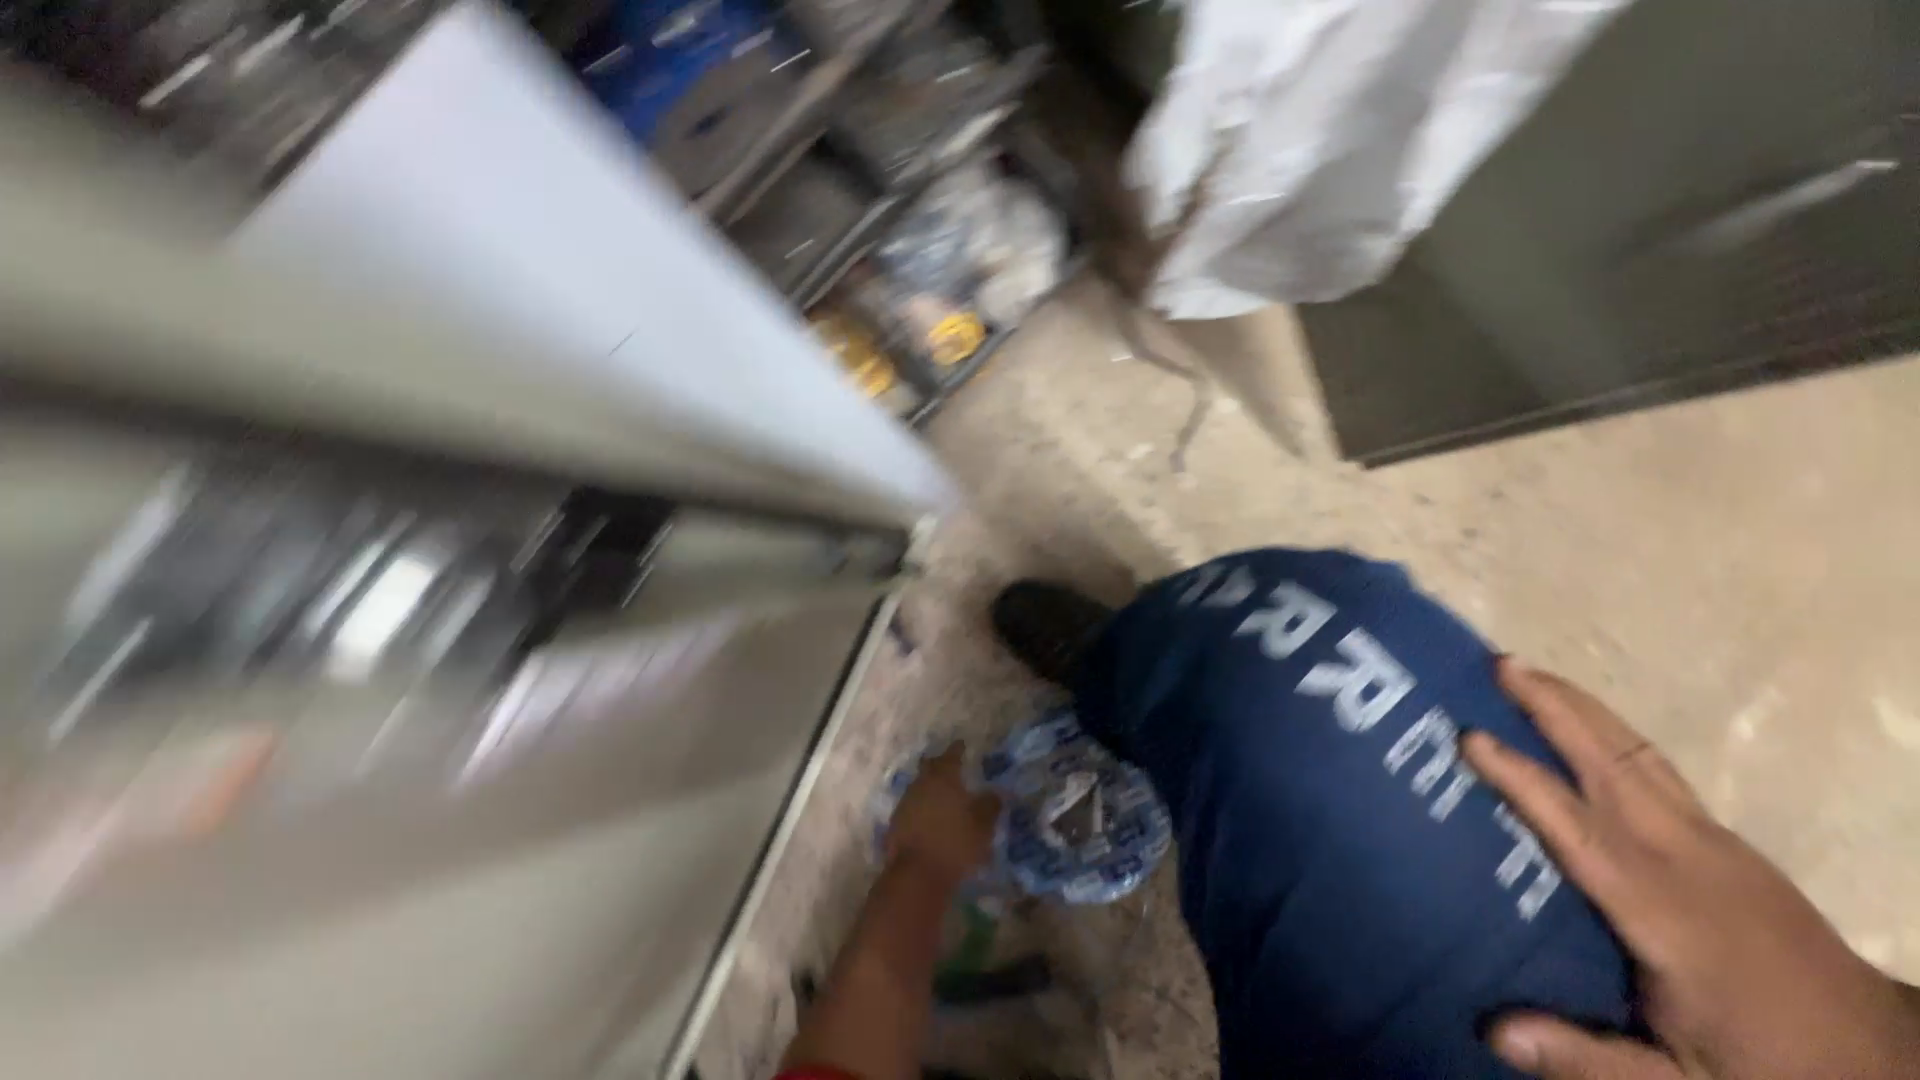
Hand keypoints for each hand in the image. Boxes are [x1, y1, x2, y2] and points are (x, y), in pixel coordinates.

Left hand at [887, 744, 1000, 886]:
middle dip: (938, 763)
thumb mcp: (983, 825)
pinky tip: (928, 817)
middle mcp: (921, 784)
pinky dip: (921, 807)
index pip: (951, 756)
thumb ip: (990, 805)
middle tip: (949, 764)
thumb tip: (996, 792)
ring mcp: (905, 803)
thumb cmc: (955, 844)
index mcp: (944, 779)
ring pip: (918, 786)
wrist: (916, 874)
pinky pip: (911, 807)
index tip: (962, 744)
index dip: (957, 749)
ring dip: (929, 787)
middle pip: (928, 767)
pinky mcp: (895, 824)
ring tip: (941, 793)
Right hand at [1461, 659, 1919, 1079]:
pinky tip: (1585, 732)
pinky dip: (1610, 735)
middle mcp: (1692, 860)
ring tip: (1532, 675)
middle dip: (1557, 708)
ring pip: (1641, 756)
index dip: (1521, 779)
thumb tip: (1494, 1032)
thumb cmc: (1769, 1067)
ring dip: (1583, 709)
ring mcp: (1718, 844)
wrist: (1888, 1066)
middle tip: (1500, 663)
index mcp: (1669, 913)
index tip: (1470, 736)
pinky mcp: (1730, 845)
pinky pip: (1658, 770)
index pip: (1579, 828)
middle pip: (1615, 764)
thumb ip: (1590, 1059)